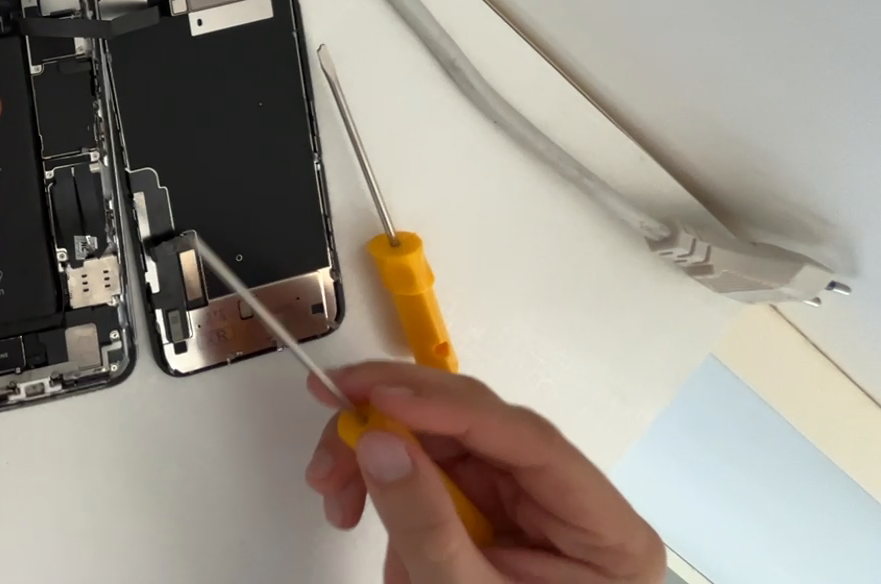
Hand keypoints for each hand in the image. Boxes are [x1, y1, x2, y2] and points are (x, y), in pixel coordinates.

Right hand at [304, 362, 664, 583]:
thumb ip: (426, 524)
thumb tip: (376, 439)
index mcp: (601, 529)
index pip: (525, 438)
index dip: (445, 406)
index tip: (372, 396)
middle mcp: (561, 496)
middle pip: (469, 423)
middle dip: (387, 416)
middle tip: (324, 405)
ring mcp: (516, 498)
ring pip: (431, 435)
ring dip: (368, 448)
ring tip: (327, 487)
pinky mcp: (476, 505)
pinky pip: (417, 465)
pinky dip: (374, 477)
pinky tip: (352, 510)